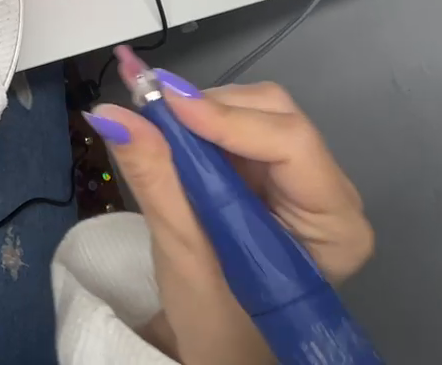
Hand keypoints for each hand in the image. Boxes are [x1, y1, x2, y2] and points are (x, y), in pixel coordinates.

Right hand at [86, 75, 373, 363]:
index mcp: (333, 223)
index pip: (291, 143)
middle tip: (150, 115)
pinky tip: (166, 133)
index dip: (226, 117)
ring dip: (197, 110)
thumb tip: (107, 112)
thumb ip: (152, 176)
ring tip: (156, 133)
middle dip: (208, 108)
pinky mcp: (268, 171)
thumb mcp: (181, 250)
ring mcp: (298, 178)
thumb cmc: (217, 320)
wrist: (226, 350)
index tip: (161, 102)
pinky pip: (233, 121)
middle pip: (274, 114)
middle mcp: (327, 190)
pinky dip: (193, 118)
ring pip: (252, 108)